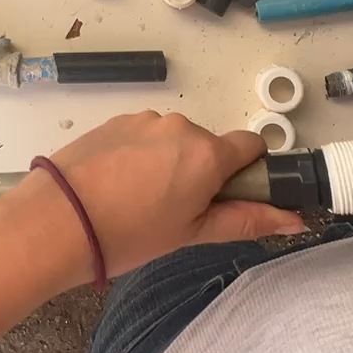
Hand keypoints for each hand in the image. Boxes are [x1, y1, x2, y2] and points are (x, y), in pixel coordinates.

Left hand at [0, 111, 305, 291]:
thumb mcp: (192, 233)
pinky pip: (143, 135)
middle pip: (209, 145)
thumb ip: (245, 220)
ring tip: (140, 201)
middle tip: (178, 211)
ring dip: (170, 162)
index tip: (233, 195)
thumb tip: (294, 219)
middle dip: (203, 172)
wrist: (59, 217)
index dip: (249, 170)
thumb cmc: (131, 233)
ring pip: (173, 140)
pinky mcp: (115, 120)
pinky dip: (141, 155)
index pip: (251, 144)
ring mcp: (145, 119)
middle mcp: (180, 125)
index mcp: (207, 152)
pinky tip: (118, 184)